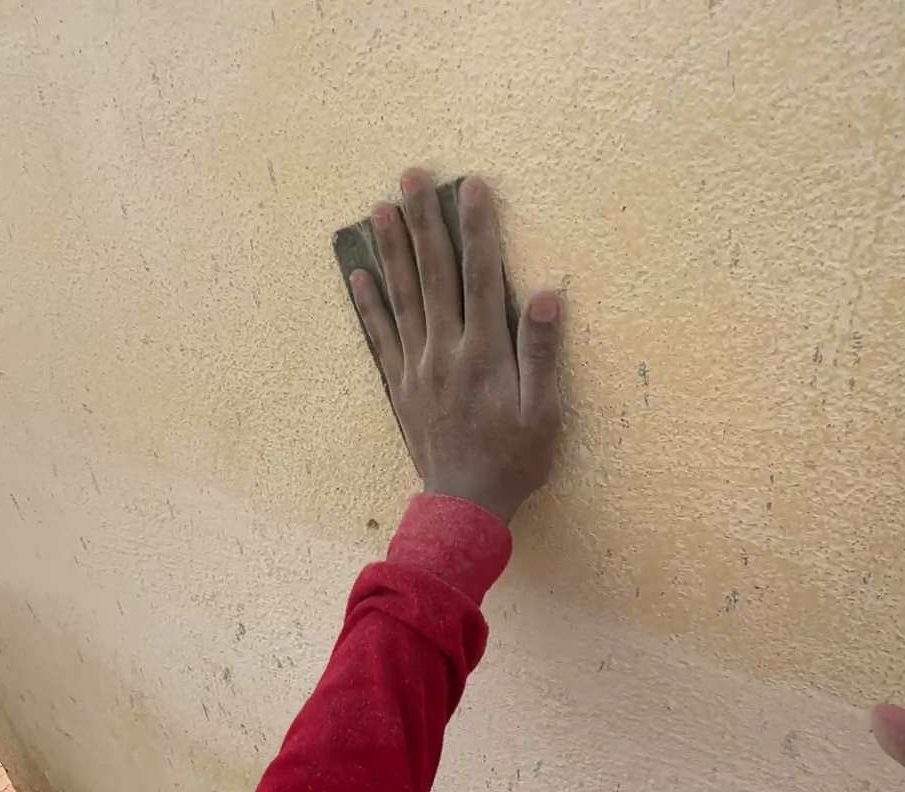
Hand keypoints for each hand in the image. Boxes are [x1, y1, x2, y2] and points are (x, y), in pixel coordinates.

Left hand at [349, 167, 563, 524]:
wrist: (464, 504)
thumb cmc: (513, 459)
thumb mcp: (543, 412)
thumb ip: (542, 353)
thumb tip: (546, 295)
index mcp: (484, 354)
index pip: (480, 277)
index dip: (477, 230)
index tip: (471, 187)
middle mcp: (445, 352)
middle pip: (433, 276)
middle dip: (424, 222)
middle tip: (411, 176)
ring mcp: (417, 369)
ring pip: (402, 298)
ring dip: (391, 251)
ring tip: (379, 209)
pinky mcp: (400, 387)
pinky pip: (380, 338)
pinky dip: (368, 305)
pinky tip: (358, 276)